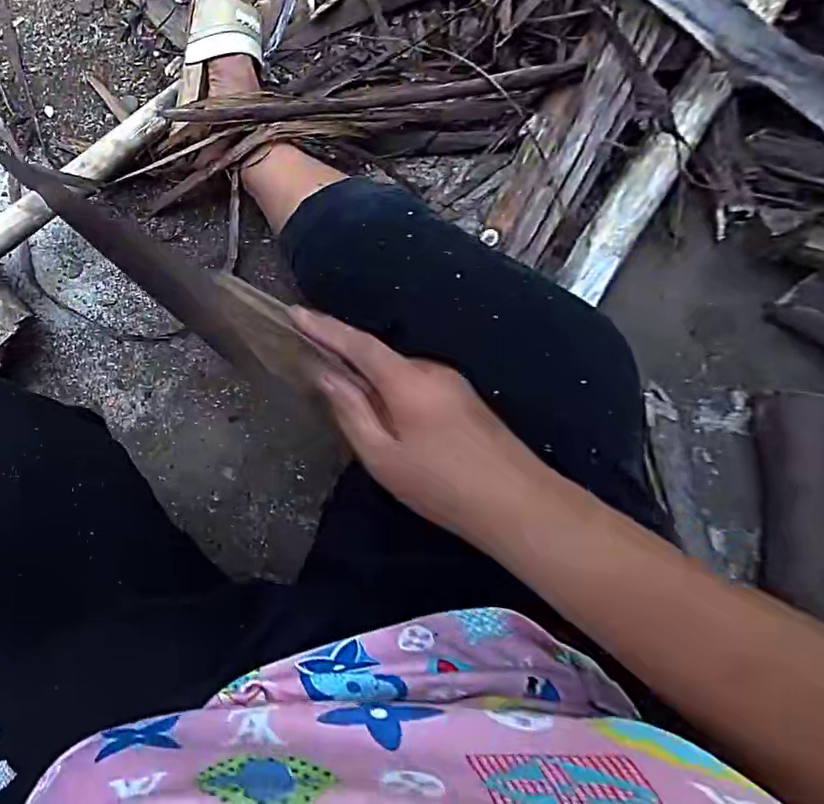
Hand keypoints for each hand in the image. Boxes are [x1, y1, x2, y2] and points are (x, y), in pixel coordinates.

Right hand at [289, 306, 560, 539]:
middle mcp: (432, 372)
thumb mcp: (381, 456)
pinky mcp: (466, 402)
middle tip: (313, 372)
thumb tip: (327, 375)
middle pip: (378, 357)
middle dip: (345, 359)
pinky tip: (389, 422)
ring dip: (370, 382)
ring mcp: (454, 385)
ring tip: (351, 409)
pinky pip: (414, 385)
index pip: (358, 344)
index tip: (295, 312)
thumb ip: (351, 410)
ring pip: (397, 374)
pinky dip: (391, 392)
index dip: (324, 328)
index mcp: (408, 381)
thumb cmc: (444, 486)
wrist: (528, 510)